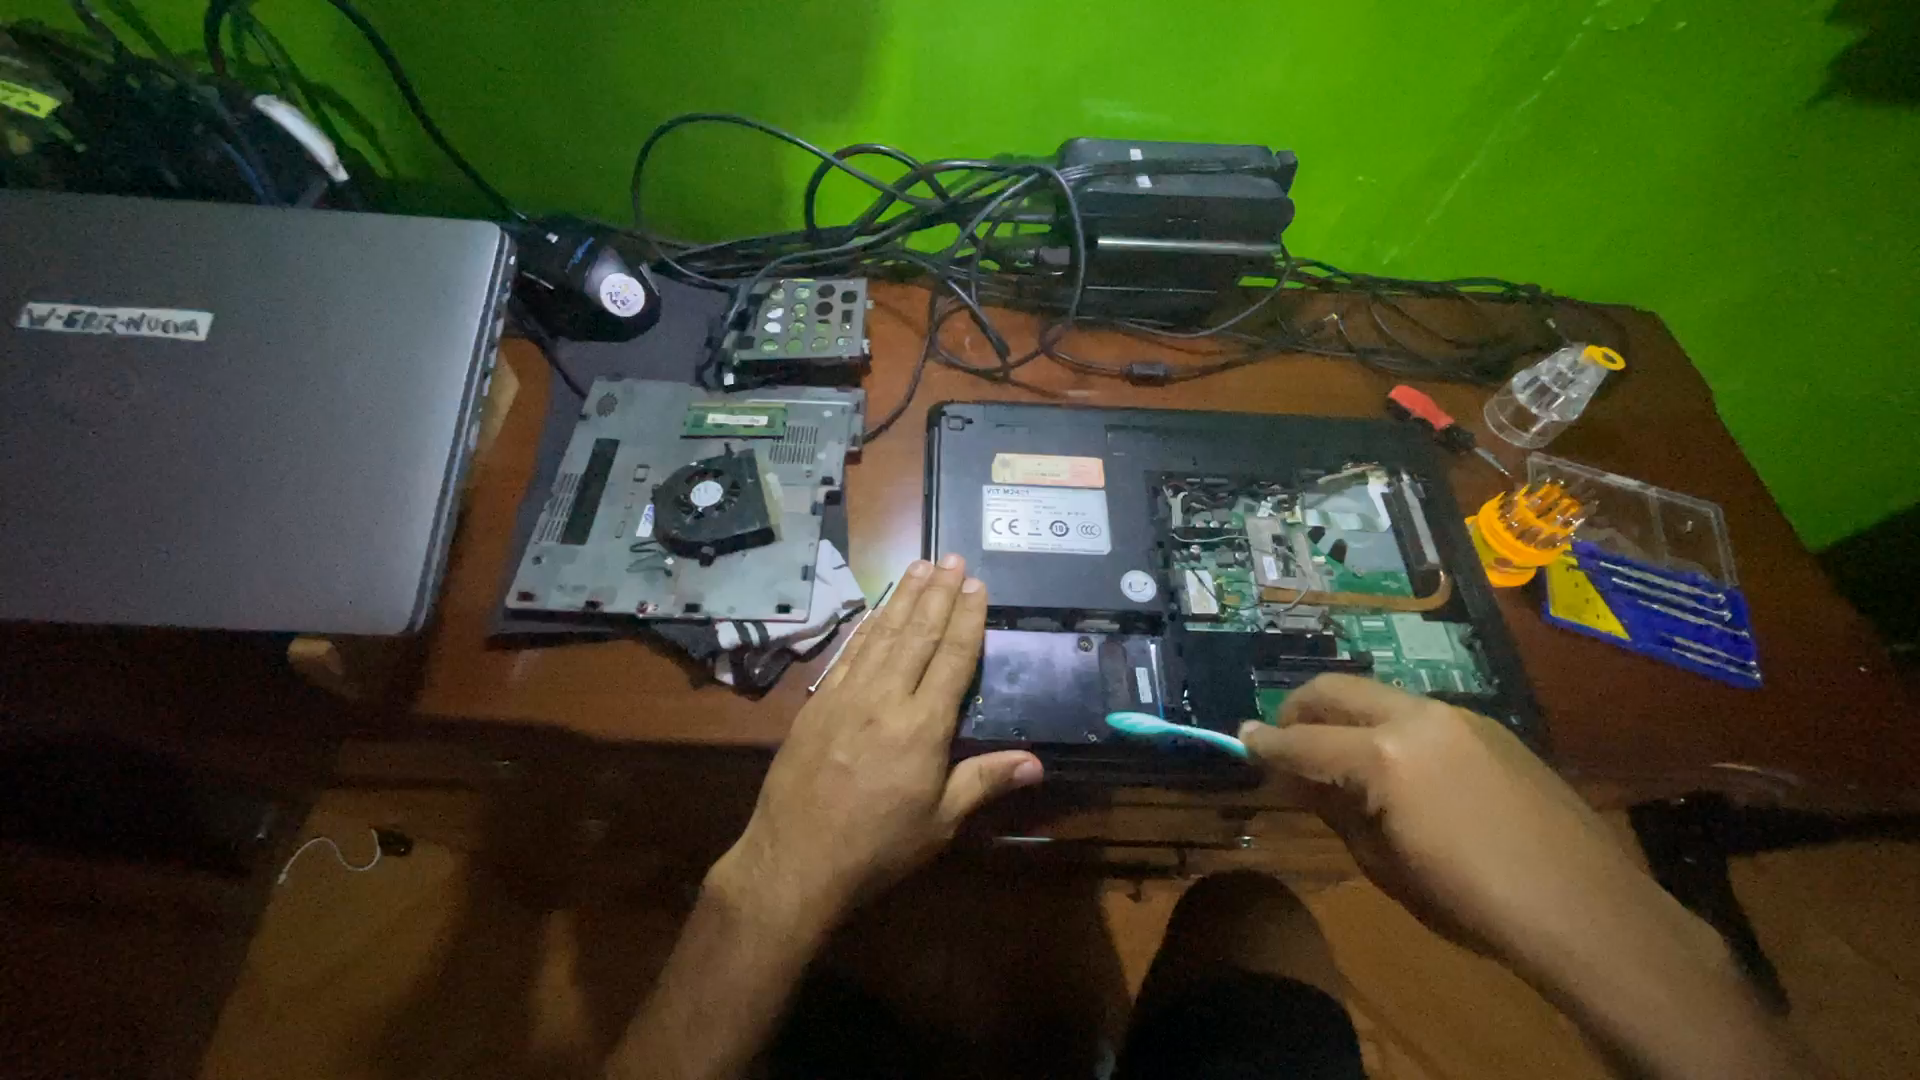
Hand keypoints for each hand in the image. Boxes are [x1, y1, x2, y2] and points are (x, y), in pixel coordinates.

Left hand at [709, 554, 1042, 937]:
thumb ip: (985, 781)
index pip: (952, 658)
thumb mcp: (940, 822)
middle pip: (917, 634)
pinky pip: (849, 653)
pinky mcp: (818, 703)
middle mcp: (885, 699)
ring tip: (919, 566)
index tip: (976, 585)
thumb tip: (1037, 762)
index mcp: (922, 727)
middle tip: (951, 558)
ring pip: (882, 635)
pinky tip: (876, 609)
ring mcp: (847, 696)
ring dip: (902, 598)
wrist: (795, 860)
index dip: (967, 618)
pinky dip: (866, 626)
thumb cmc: (877, 847)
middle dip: (937, 593)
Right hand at [1238, 675, 1702, 973]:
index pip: (1300, 741)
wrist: (1590, 913)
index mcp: (1383, 756)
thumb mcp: (1382, 864)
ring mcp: (1457, 716)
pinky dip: (1385, 726)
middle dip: (1296, 710)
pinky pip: (1416, 713)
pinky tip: (1396, 765)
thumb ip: (1334, 809)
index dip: (1263, 744)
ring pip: (1376, 695)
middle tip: (1282, 740)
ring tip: (1337, 754)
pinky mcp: (1489, 727)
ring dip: (1342, 715)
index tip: (1239, 741)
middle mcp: (1415, 717)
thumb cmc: (1471, 901)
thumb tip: (1299, 780)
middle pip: (1333, 690)